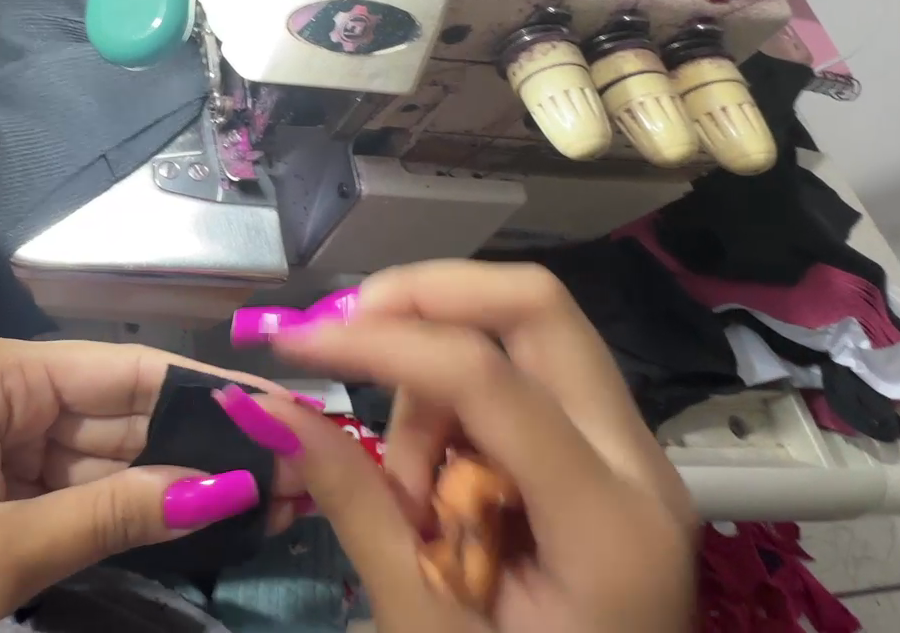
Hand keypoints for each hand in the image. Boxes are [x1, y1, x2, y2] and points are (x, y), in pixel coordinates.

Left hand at [0, 337, 305, 632]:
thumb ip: (116, 513)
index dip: (212, 391)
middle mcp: (12, 387)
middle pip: (127, 408)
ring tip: (271, 495)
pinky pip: (77, 483)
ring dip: (178, 476)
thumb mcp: (3, 549)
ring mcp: (6, 434)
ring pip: (109, 449)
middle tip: (299, 468)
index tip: (289, 412)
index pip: (133, 370)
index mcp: (7, 373)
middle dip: (206, 440)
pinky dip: (130, 504)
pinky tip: (196, 515)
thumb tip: (227, 486)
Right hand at [228, 261, 694, 631]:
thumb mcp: (422, 619)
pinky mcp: (603, 451)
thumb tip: (262, 404)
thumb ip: (348, 495)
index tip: (288, 341)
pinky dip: (449, 396)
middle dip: (421, 298)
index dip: (374, 342)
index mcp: (606, 523)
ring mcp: (629, 450)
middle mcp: (636, 462)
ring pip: (516, 331)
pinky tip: (434, 477)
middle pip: (532, 305)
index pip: (482, 376)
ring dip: (429, 373)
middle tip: (344, 332)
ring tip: (401, 480)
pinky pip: (515, 372)